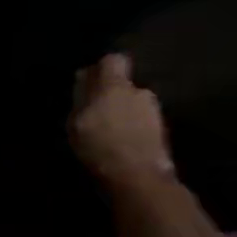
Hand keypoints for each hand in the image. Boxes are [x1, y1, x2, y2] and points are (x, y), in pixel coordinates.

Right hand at [70, 53, 174, 188]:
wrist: (138, 176)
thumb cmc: (98, 146)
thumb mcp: (76, 122)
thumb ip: (81, 96)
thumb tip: (84, 75)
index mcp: (115, 87)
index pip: (113, 60)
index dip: (101, 67)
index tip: (88, 80)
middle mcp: (139, 92)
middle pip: (122, 85)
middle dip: (109, 95)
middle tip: (92, 114)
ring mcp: (153, 110)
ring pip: (131, 103)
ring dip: (120, 112)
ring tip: (105, 133)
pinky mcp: (160, 128)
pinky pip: (140, 119)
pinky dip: (129, 126)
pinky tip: (119, 143)